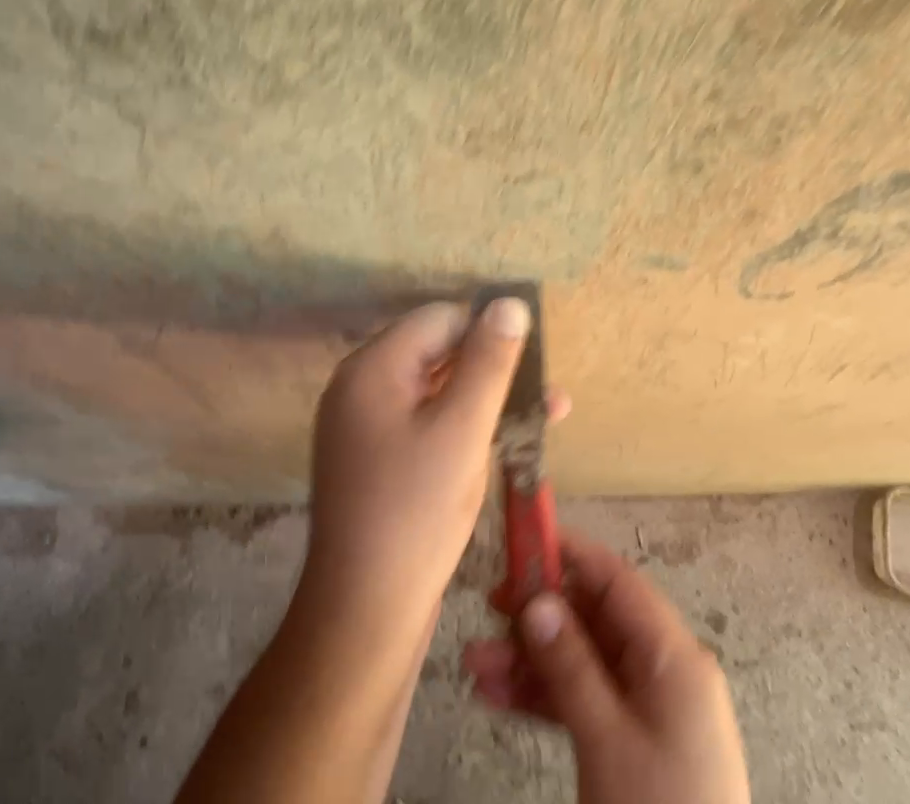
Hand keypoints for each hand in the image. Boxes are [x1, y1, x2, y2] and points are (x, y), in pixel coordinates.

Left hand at [302, 298, 558, 625]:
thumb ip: (488, 363)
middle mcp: (359, 388)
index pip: (440, 320)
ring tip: (542, 423)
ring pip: (434, 393)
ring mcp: (363, 427)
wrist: (366, 605)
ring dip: (485, 403)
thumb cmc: (416, 512)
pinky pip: (423, 426)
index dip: (489, 333)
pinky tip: (500, 447)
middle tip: (550, 400)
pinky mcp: (374, 460)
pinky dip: (461, 430)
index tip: (535, 366)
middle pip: (436, 354)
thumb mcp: (462, 430)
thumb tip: (509, 303)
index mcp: (371, 368)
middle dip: (494, 370)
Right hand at [463, 531, 750, 803]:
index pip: (617, 581)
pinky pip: (582, 699)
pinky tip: (497, 698)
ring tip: (474, 667)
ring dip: (529, 661)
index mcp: (673, 657)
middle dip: (537, 617)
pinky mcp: (631, 736)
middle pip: (593, 621)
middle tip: (487, 611)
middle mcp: (662, 670)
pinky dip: (543, 696)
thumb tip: (536, 602)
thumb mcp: (610, 737)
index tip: (521, 538)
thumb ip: (572, 666)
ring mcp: (646, 705)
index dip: (570, 554)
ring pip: (580, 662)